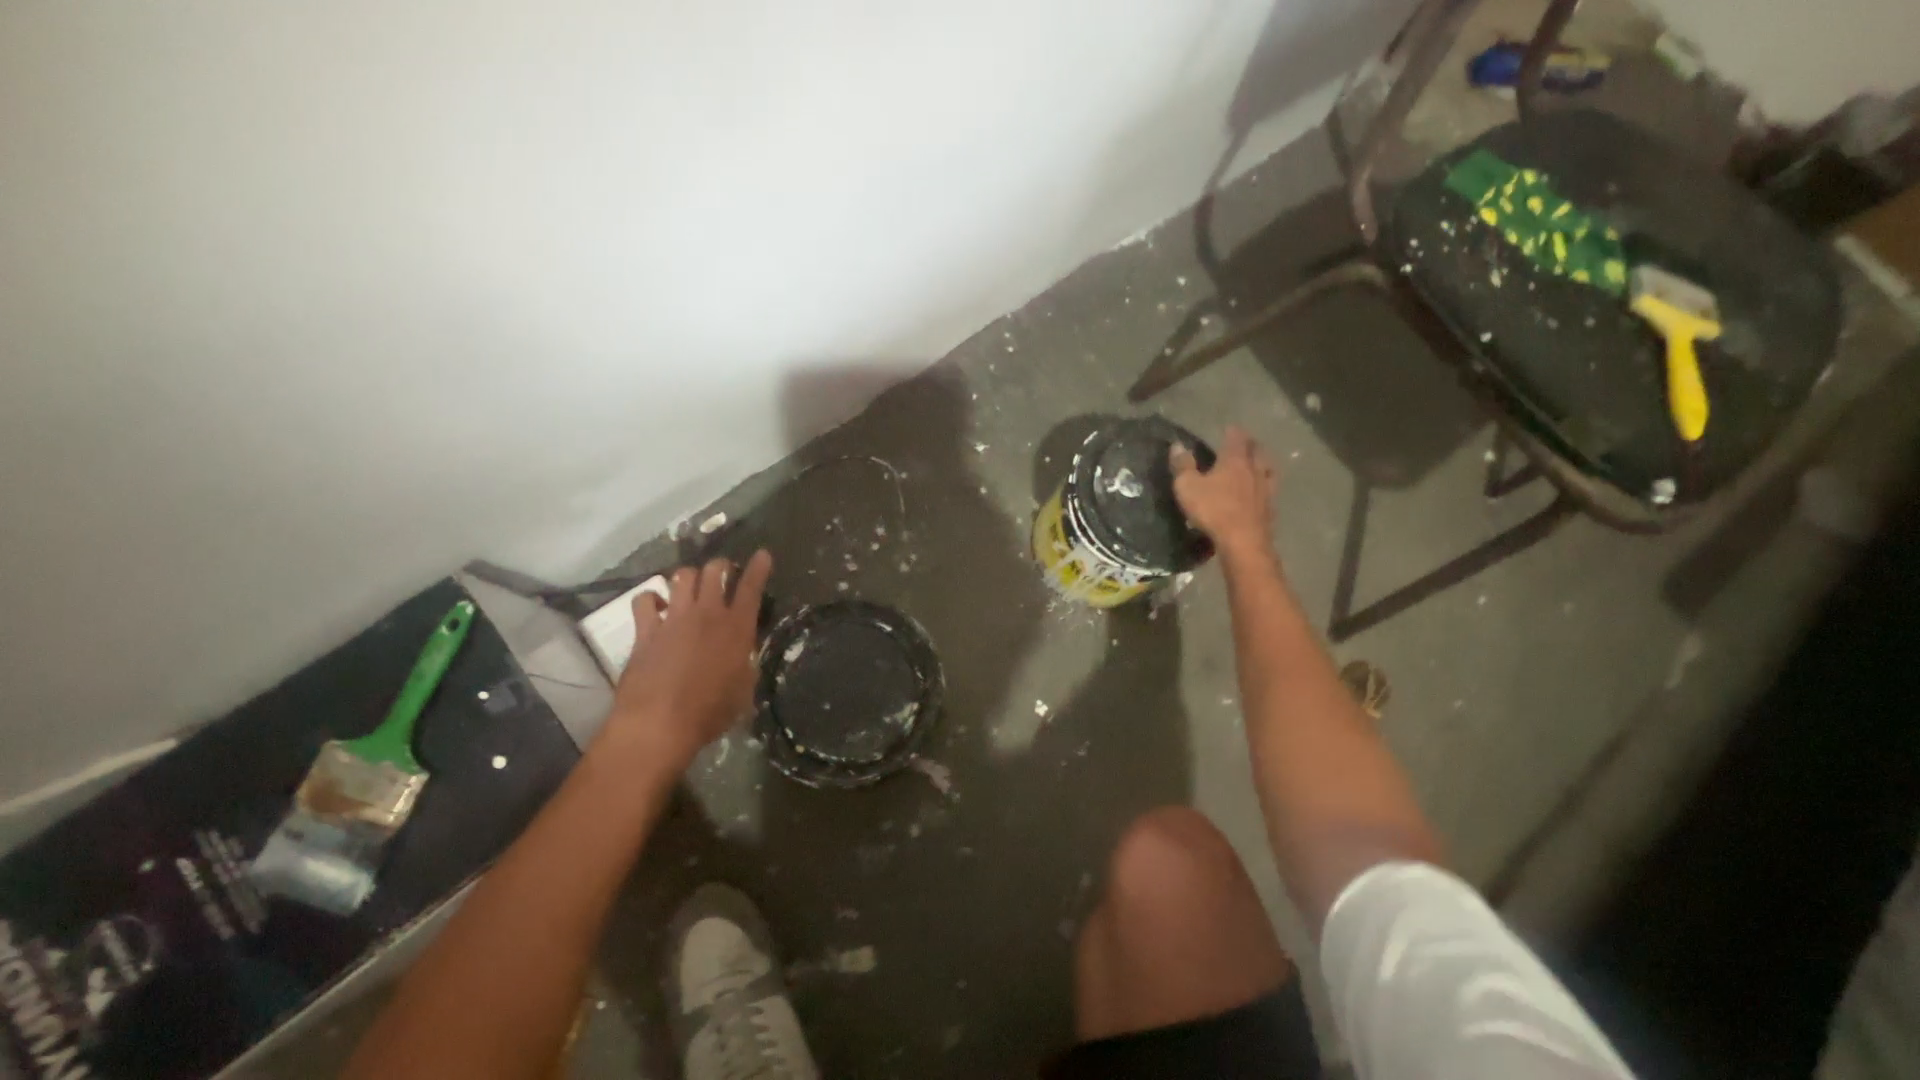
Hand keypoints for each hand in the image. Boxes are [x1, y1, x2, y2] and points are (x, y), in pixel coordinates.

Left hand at [600, 551, 772, 771]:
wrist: (659, 723)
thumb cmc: (710, 713)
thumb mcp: (743, 691)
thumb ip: (744, 666)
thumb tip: (742, 657)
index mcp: (737, 629)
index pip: (752, 587)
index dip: (759, 568)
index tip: (762, 554)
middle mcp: (707, 614)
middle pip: (714, 571)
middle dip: (721, 566)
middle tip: (723, 573)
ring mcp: (674, 619)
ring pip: (682, 576)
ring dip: (689, 577)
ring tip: (690, 586)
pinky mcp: (646, 630)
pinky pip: (645, 599)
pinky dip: (652, 598)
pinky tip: (656, 606)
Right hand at [1171, 426, 1277, 557]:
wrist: (1244, 542)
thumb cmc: (1213, 510)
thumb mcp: (1188, 487)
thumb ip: (1183, 465)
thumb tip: (1178, 445)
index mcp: (1235, 461)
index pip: (1236, 438)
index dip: (1233, 431)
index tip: (1230, 428)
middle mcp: (1254, 470)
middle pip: (1257, 451)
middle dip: (1251, 445)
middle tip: (1246, 442)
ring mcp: (1266, 490)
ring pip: (1268, 470)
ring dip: (1264, 464)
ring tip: (1260, 463)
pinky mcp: (1270, 510)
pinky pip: (1270, 492)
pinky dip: (1266, 487)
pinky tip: (1262, 492)